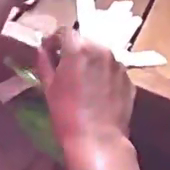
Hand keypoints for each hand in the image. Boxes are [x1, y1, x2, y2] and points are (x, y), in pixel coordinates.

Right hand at [38, 27, 135, 152]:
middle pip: (85, 40)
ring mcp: (118, 64)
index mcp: (78, 49)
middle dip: (73, 48)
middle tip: (63, 65)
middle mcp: (102, 50)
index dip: (54, 40)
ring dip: (89, 59)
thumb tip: (42, 49)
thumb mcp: (48, 87)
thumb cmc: (66, 113)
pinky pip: (111, 68)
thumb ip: (44, 62)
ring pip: (100, 53)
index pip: (65, 31)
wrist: (98, 138)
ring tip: (81, 78)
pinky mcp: (128, 78)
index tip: (48, 51)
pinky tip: (96, 90)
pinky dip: (102, 72)